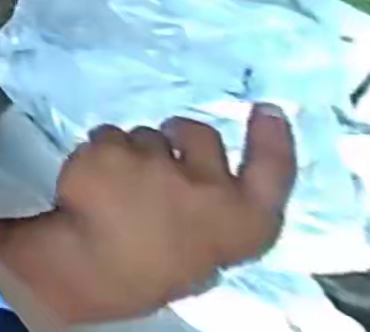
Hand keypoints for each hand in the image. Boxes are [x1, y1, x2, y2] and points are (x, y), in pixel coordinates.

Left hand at [0, 105, 297, 320]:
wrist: (103, 258)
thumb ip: (213, 206)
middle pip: (198, 131)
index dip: (272, 138)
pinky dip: (100, 148)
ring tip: (121, 179)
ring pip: (144, 132)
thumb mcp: (214, 242)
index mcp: (246, 218)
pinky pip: (106, 132)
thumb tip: (198, 175)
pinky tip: (95, 172)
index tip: (267, 109)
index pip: (274, 170)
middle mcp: (208, 184)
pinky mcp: (114, 147)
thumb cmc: (163, 261)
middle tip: (162, 147)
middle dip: (179, 132)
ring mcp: (158, 161)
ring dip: (133, 147)